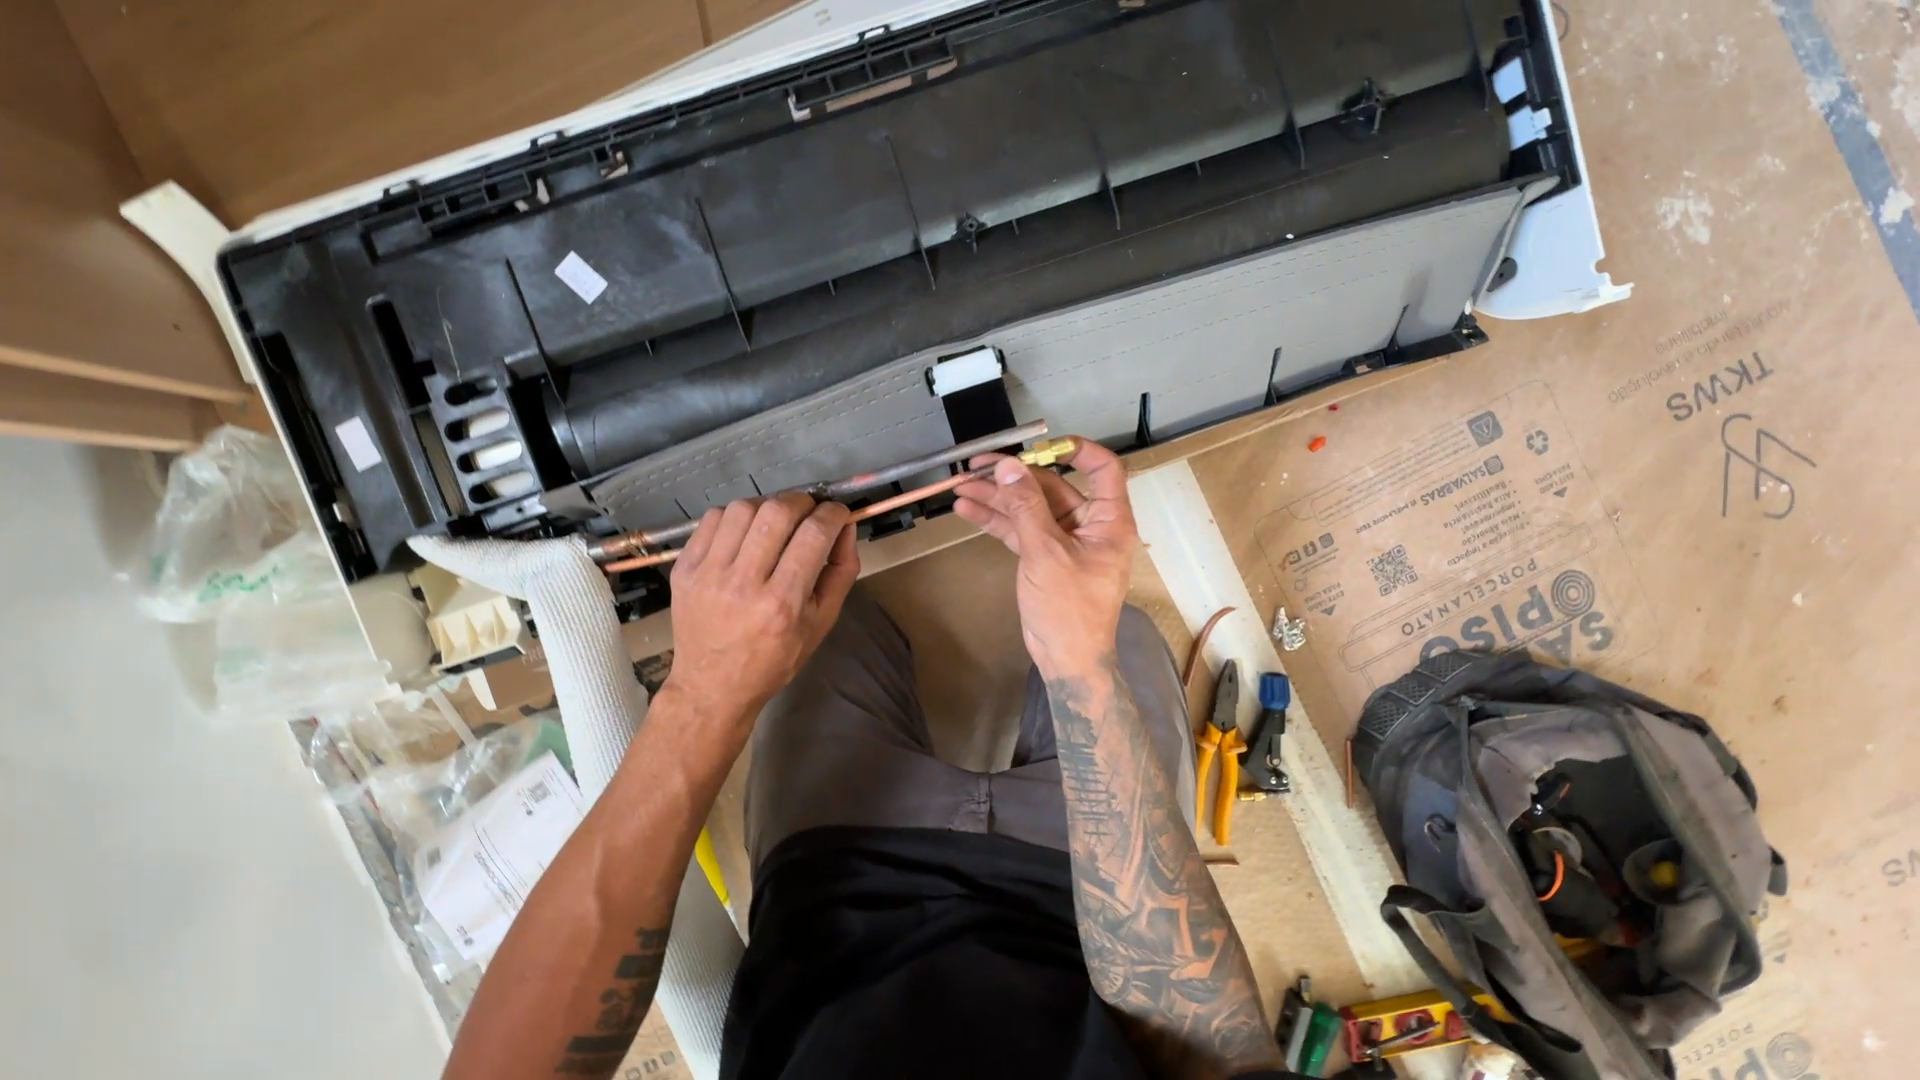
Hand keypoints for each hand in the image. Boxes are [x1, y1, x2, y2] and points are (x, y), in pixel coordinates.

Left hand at [662, 493, 859, 726]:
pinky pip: (712, 519)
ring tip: (777, 521)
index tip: (838, 513)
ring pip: (743, 508)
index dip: (833, 513)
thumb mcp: (821, 623)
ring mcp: (708, 574)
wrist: (713, 686)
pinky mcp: (685, 568)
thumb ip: (840, 572)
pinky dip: (736, 515)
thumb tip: (845, 526)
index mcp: (783, 603)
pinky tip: (746, 531)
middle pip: (777, 512)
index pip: (814, 534)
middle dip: (802, 501)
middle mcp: (744, 584)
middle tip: (809, 511)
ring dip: (768, 506)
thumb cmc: (775, 659)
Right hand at [953, 438, 1136, 674]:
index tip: (1039, 444)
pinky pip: (1021, 530)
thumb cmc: (1069, 608)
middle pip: (1052, 486)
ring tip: (962, 484)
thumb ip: (1026, 506)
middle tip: (977, 466)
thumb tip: (1009, 466)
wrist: (1067, 660)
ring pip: (1030, 508)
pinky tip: (967, 509)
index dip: (1076, 450)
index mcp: (1108, 520)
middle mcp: (1089, 525)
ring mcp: (1065, 541)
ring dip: (998, 497)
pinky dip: (997, 520)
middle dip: (1014, 477)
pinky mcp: (1044, 557)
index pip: (1103, 469)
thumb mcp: (1046, 553)